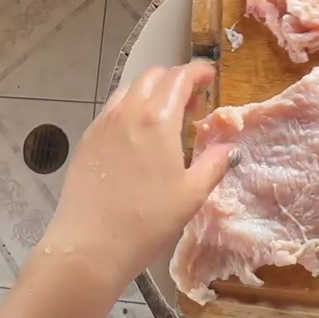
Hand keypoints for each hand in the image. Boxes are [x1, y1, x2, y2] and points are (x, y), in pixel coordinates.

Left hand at [39, 62, 233, 292]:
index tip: (210, 76)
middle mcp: (128, 111)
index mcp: (157, 118)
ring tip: (164, 119)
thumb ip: (213, 164)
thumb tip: (230, 147)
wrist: (89, 246)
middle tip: (192, 104)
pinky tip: (136, 137)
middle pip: (153, 76)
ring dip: (151, 93)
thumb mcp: (191, 195)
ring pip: (130, 89)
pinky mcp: (88, 137)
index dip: (198, 72)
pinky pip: (112, 109)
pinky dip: (130, 108)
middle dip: (175, 81)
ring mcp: (103, 122)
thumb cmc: (147, 221)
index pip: (180, 78)